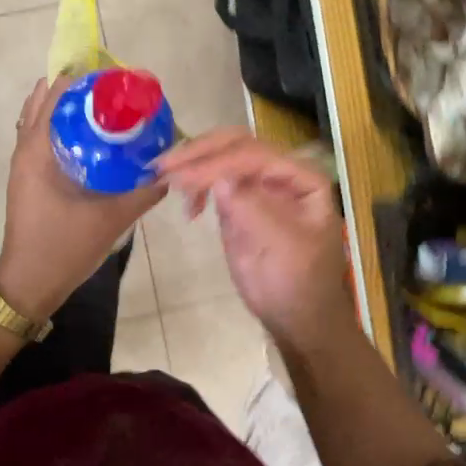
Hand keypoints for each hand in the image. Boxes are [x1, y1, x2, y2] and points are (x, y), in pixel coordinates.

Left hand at [0, 77, 164, 317]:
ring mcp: (23, 166)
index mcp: (36, 150)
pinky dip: (63, 131)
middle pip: (46, 103)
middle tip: (115, 92)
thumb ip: (143, 192)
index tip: (114, 76)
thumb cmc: (62, 247)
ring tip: (105, 109)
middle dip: (78, 92)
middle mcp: (25, 150)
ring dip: (68, 111)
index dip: (83, 80)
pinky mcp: (28, 180)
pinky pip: (43, 141)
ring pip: (42, 122)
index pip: (55, 96)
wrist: (29, 284)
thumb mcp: (110, 219)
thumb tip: (173, 170)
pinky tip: (92, 142)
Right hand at [155, 127, 357, 350]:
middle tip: (164, 166)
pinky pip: (213, 183)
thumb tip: (219, 179)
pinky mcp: (237, 204)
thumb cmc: (300, 283)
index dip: (217, 163)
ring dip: (192, 165)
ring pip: (221, 159)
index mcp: (301, 176)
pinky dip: (195, 186)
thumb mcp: (282, 246)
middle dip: (200, 154)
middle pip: (236, 146)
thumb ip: (253, 209)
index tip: (182, 178)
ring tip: (165, 179)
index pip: (254, 156)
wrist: (297, 318)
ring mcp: (257, 187)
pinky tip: (186, 206)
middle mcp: (280, 173)